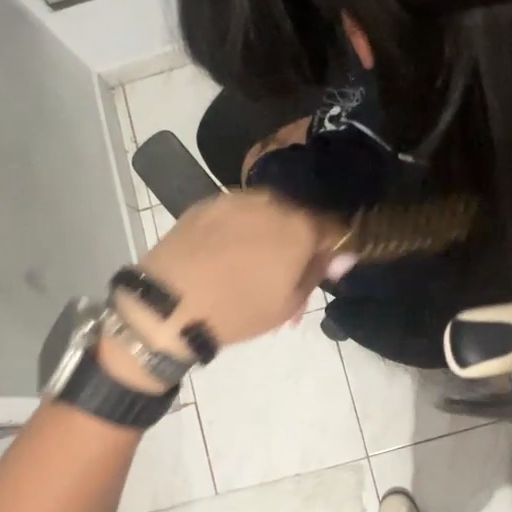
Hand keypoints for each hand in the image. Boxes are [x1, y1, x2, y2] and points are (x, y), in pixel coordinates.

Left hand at [121, 190, 349, 354]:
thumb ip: (316, 274)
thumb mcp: (287, 304)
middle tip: (281, 275)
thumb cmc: (237, 311)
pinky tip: (223, 255)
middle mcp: (272, 204)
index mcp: (299, 228)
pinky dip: (237, 229)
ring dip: (266, 233)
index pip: (333, 229)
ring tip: (248, 265)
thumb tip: (342, 256)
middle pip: (297, 218)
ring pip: (265, 213)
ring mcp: (237, 199)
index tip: (321, 270)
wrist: (170, 305)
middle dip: (295, 241)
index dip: (330, 250)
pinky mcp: (206, 203)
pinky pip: (235, 213)